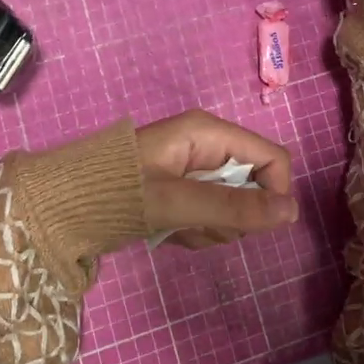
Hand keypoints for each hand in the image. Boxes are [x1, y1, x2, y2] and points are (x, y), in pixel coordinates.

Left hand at [137, 110, 296, 248]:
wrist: (71, 205)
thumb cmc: (122, 193)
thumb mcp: (178, 202)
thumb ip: (234, 206)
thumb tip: (292, 210)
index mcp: (209, 132)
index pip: (273, 158)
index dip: (274, 193)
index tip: (253, 224)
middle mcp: (207, 146)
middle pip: (254, 187)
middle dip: (232, 217)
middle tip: (197, 222)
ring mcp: (196, 170)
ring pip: (233, 209)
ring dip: (210, 228)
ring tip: (175, 226)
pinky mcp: (185, 191)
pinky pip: (211, 217)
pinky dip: (195, 231)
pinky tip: (168, 230)